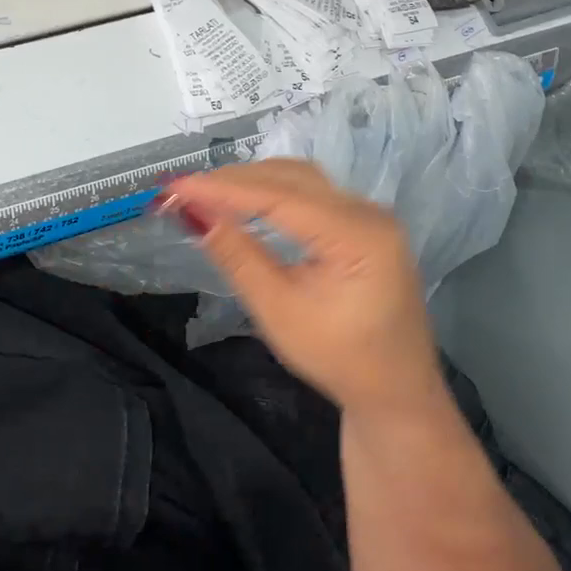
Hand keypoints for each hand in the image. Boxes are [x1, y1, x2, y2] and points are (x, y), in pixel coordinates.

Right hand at [158, 159, 445, 416]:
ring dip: (248, 182)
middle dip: (230, 180)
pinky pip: (308, 192)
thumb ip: (236, 254)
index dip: (220, 188)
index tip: (173, 188)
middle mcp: (368, 213)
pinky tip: (240, 201)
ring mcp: (368, 216)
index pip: (277, 196)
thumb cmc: (338, 358)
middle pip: (288, 178)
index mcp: (356, 236)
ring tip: (203, 194)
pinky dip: (268, 191)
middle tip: (180, 192)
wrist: (396, 392)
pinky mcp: (361, 225)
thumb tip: (192, 214)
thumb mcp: (277, 309)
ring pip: (298, 179)